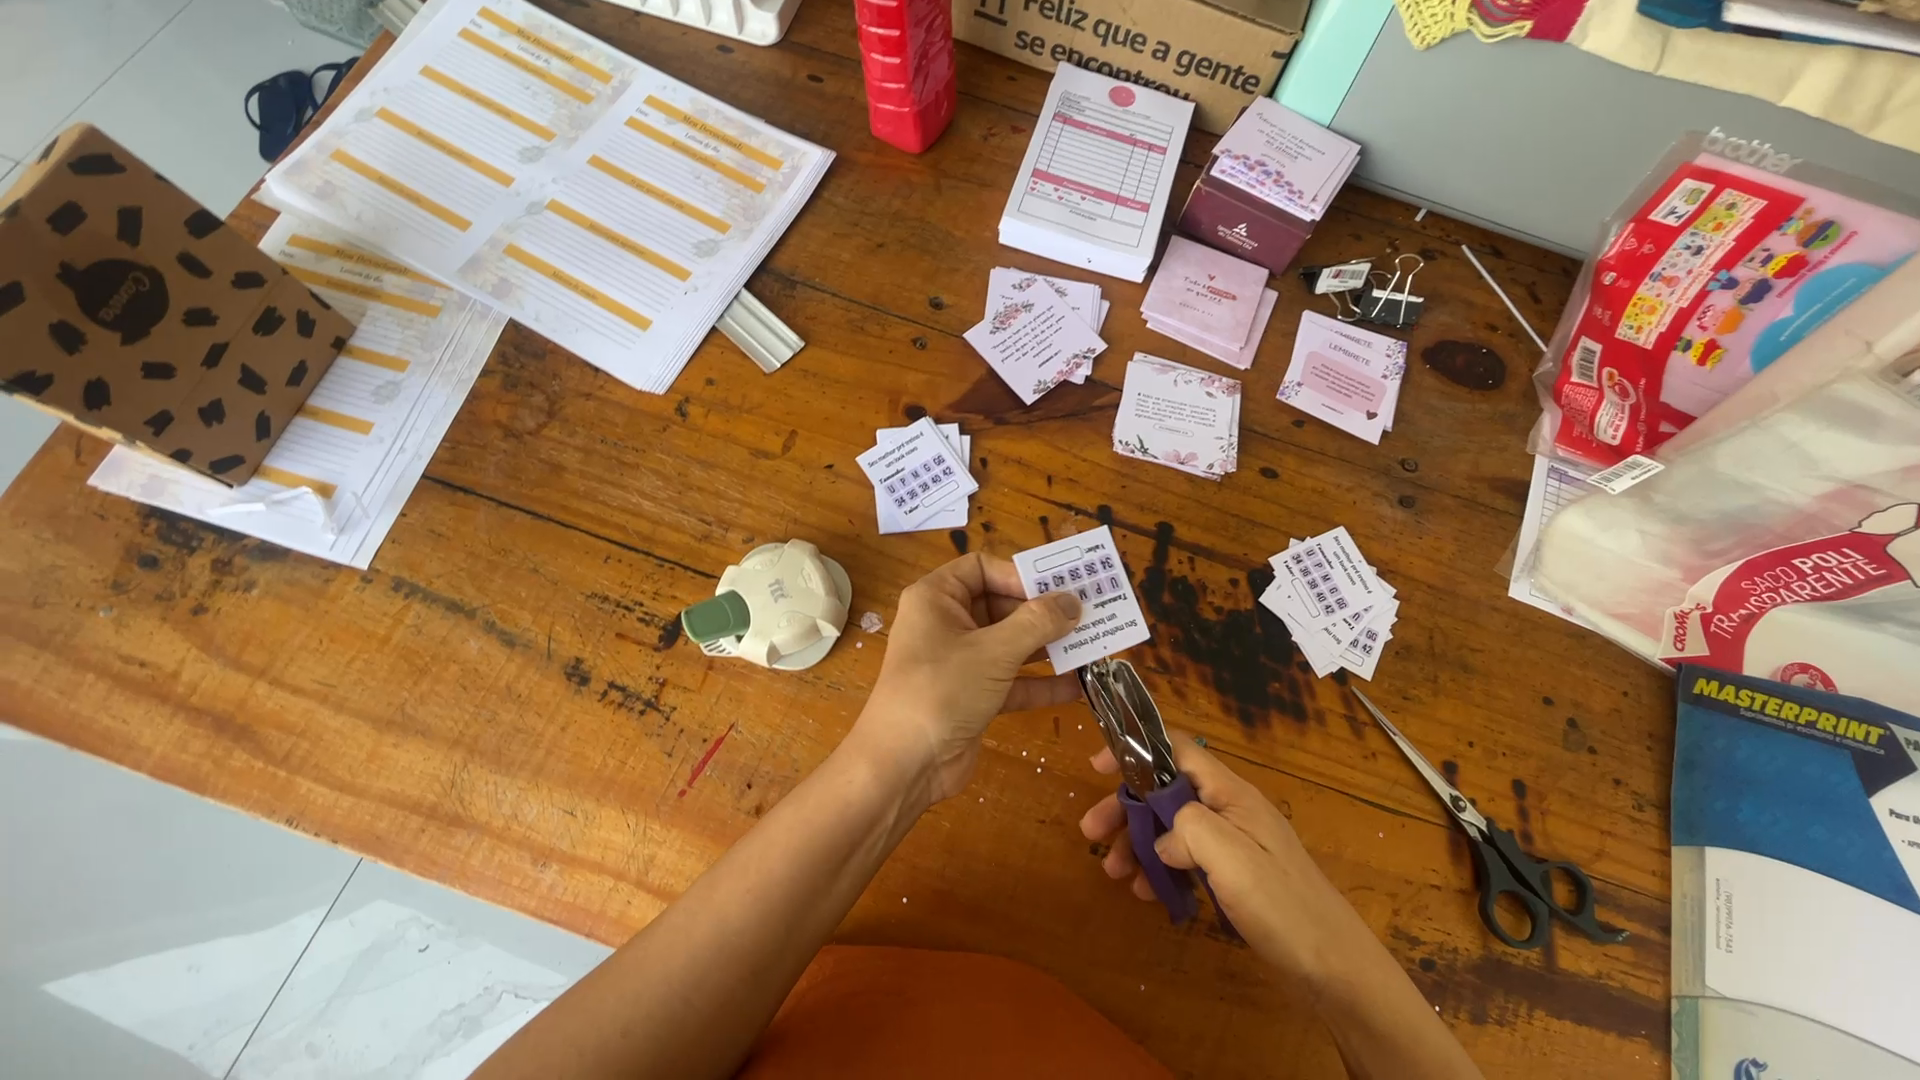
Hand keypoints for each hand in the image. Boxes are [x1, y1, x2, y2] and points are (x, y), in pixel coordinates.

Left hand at [853, 553, 1082, 802]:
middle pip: (1000, 605)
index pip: (981, 568)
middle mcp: (946, 624)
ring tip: (1092, 645)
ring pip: (1010, 644)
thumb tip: (1073, 601)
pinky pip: (1012, 680)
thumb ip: (1036, 623)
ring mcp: (960, 662)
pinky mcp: (972, 696)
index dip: (1019, 574)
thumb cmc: (942, 690)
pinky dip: (1040, 682)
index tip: (1057, 588)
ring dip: (1047, 647)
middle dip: (1042, 613)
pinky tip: (1078, 686)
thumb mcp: (993, 651)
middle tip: (1087, 615)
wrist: (904, 764)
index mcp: (936, 598)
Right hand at [1078, 733, 1373, 986]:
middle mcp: (1230, 809)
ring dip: (1138, 844)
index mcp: (1230, 793)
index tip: (1097, 766)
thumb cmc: (1280, 902)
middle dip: (1126, 808)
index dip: (1135, 750)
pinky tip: (1148, 892)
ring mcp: (1233, 842)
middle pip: (1165, 792)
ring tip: (1114, 874)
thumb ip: (1186, 826)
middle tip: (1091, 832)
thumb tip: (1163, 838)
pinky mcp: (1235, 874)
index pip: (1176, 750)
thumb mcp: (1228, 853)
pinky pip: (1186, 858)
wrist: (1332, 965)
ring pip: (1171, 827)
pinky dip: (1161, 869)